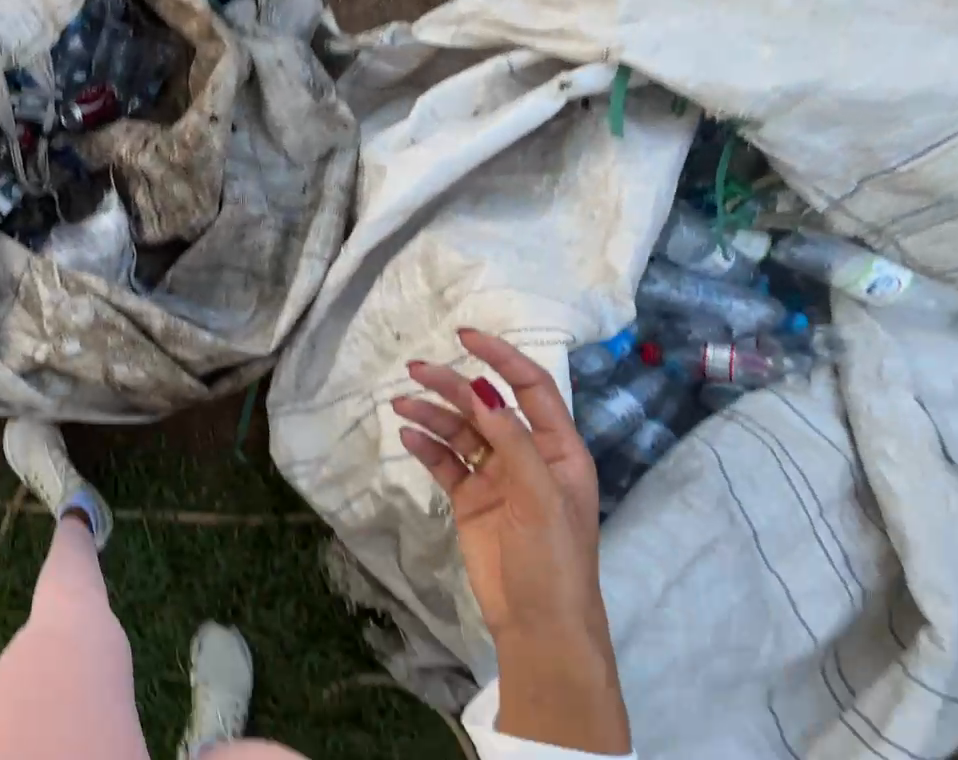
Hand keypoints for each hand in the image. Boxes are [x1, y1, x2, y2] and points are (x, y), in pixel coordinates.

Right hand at [395, 329, 630, 755]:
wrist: (537, 621)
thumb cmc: (553, 558)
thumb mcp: (539, 496)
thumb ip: (512, 441)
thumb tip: (482, 390)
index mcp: (558, 451)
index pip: (530, 389)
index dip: (501, 359)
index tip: (466, 335)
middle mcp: (526, 457)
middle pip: (485, 406)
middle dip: (451, 385)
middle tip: (414, 371)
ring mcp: (495, 477)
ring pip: (458, 431)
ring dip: (430, 415)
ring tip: (399, 406)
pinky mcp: (469, 498)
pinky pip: (444, 461)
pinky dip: (425, 446)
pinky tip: (406, 437)